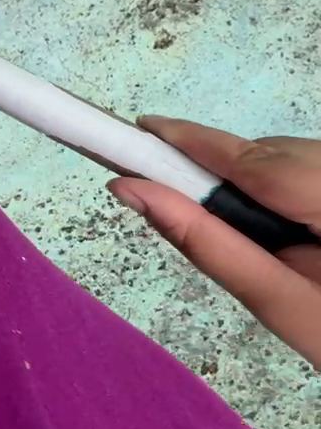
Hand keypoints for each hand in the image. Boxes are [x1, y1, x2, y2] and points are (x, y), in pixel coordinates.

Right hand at [110, 116, 320, 366]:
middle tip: (186, 197)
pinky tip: (293, 218)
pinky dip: (292, 181)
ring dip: (261, 174)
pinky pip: (318, 168)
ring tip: (258, 222)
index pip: (264, 163)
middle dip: (229, 166)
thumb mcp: (277, 302)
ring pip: (303, 157)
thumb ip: (203, 240)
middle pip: (284, 154)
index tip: (139, 126)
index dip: (197, 141)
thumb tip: (125, 187)